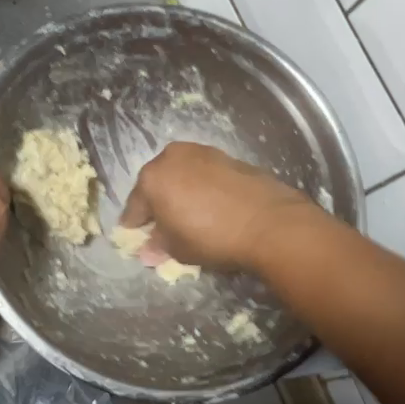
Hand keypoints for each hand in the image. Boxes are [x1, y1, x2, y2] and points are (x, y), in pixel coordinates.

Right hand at [117, 142, 318, 272]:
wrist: (270, 223)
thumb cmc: (212, 237)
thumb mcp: (179, 249)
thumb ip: (159, 245)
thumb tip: (148, 251)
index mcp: (151, 178)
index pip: (134, 206)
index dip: (135, 225)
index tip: (137, 237)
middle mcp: (171, 158)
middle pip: (156, 184)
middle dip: (157, 203)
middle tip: (164, 226)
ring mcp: (202, 153)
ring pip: (181, 175)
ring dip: (180, 192)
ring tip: (190, 214)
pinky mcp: (228, 156)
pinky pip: (204, 173)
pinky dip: (202, 187)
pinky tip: (212, 206)